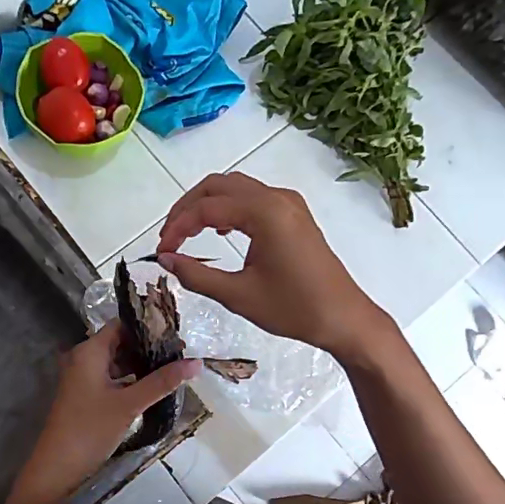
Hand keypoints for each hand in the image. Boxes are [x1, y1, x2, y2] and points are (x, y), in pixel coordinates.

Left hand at [12, 323, 198, 503]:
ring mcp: (82, 377)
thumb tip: (196, 362)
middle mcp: (83, 358)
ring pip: (116, 361)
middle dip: (147, 347)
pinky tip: (152, 386)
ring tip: (173, 368)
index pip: (120, 325)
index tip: (175, 332)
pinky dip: (129, 379)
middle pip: (119, 342)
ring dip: (140, 364)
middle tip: (181, 352)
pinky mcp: (85, 394)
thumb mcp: (129, 403)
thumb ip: (161, 382)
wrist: (58, 463)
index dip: (146, 326)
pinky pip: (110, 377)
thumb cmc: (91, 428)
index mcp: (89, 351)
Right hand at [156, 172, 396, 362]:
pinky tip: (217, 231)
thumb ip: (196, 275)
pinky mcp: (292, 214)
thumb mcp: (237, 295)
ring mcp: (287, 203)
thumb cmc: (292, 308)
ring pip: (233, 187)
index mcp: (265, 214)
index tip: (161, 252)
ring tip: (184, 234)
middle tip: (168, 239)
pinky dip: (225, 208)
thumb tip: (165, 260)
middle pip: (217, 186)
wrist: (343, 318)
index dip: (177, 228)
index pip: (206, 209)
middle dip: (186, 209)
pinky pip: (250, 197)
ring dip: (204, 205)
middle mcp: (277, 199)